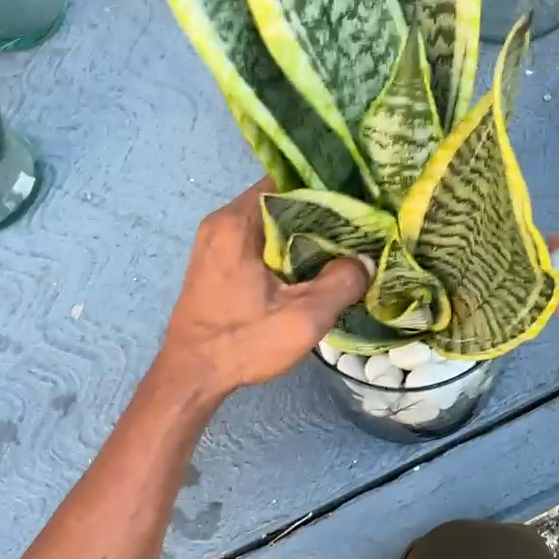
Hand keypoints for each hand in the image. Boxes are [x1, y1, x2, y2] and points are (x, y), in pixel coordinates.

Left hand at [154, 179, 369, 402]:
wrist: (191, 377)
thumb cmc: (243, 343)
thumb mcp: (303, 317)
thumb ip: (342, 283)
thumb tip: (367, 260)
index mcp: (237, 222)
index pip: (289, 181)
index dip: (327, 188)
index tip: (360, 200)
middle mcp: (222, 222)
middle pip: (281, 200)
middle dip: (320, 211)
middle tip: (360, 226)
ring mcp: (215, 242)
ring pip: (271, 222)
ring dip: (304, 232)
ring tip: (343, 245)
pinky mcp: (216, 262)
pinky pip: (259, 240)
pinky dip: (286, 247)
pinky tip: (312, 265)